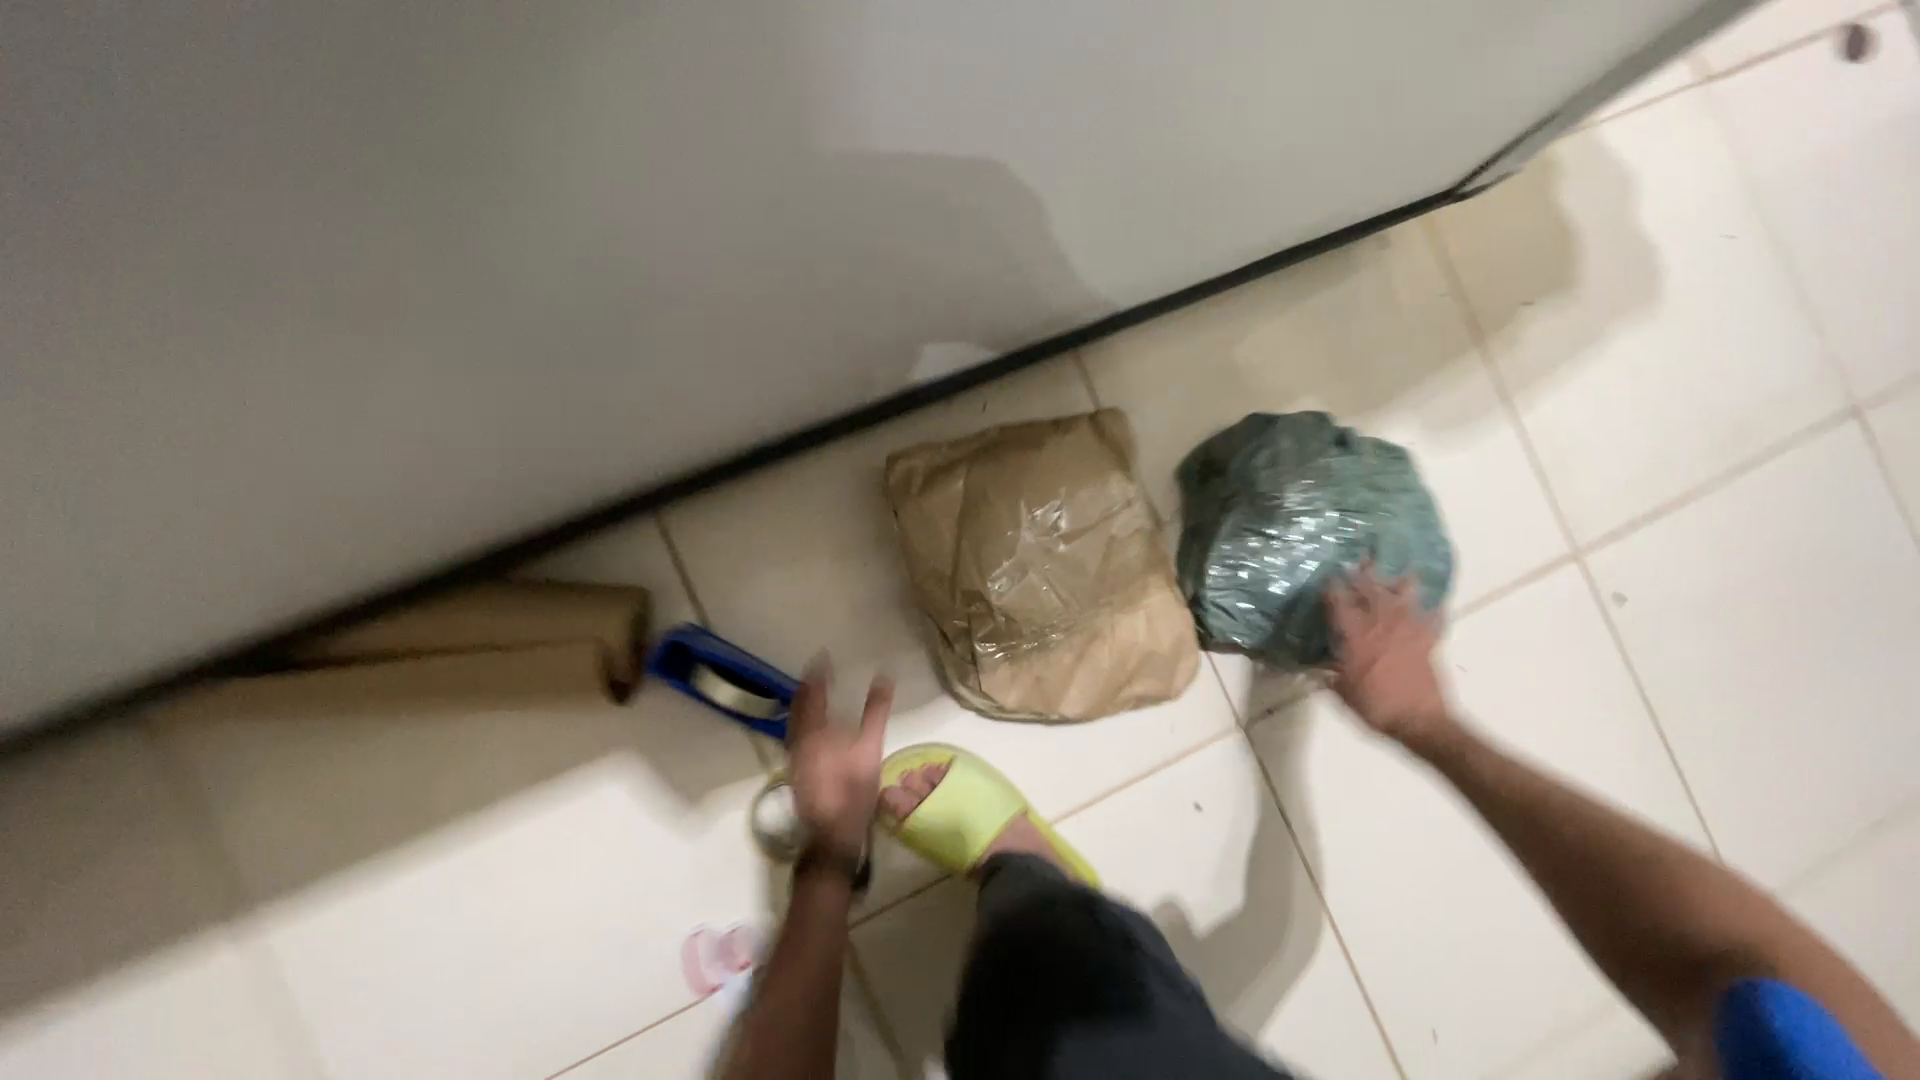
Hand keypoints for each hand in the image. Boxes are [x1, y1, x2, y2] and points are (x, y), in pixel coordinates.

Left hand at [786, 657, 892, 857]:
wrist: (832, 833)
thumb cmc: (854, 792)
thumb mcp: (870, 750)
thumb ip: (876, 713)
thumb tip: (884, 678)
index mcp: (815, 731)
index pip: (813, 694)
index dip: (817, 674)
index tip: (822, 656)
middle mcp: (798, 740)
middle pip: (798, 707)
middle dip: (805, 687)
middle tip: (815, 671)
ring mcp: (793, 757)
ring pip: (793, 722)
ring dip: (800, 704)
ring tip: (810, 691)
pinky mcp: (794, 770)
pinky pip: (793, 737)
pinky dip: (798, 722)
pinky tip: (806, 725)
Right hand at [1326, 567, 1454, 747]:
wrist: (1421, 723)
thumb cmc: (1376, 709)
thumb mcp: (1342, 695)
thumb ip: (1331, 677)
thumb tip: (1319, 668)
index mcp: (1357, 640)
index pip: (1341, 608)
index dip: (1333, 591)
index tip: (1328, 577)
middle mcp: (1382, 630)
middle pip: (1373, 596)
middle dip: (1364, 577)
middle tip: (1360, 562)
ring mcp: (1408, 635)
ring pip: (1404, 602)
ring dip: (1402, 586)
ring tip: (1403, 572)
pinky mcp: (1429, 645)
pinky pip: (1434, 624)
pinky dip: (1435, 613)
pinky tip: (1437, 606)